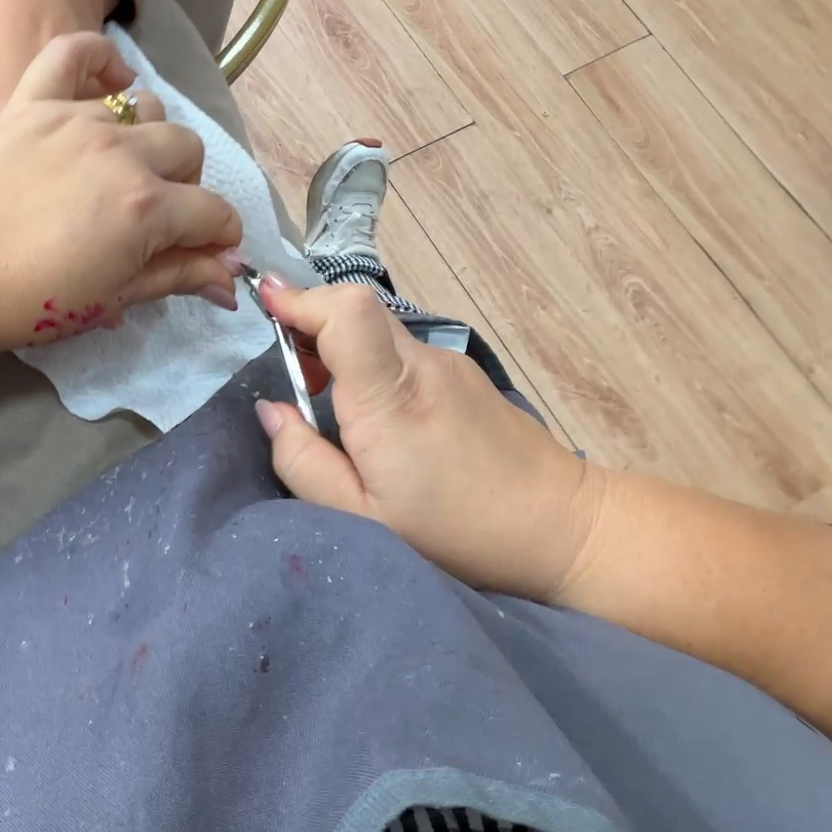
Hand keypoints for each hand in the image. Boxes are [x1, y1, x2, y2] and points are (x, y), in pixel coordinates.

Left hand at [0, 33, 244, 351]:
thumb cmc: (30, 303)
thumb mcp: (111, 299)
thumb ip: (176, 277)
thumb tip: (231, 280)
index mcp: (146, 208)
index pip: (213, 212)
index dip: (221, 236)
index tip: (212, 250)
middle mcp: (121, 153)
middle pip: (187, 151)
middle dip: (188, 187)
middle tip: (158, 217)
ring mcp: (76, 120)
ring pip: (145, 109)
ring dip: (149, 139)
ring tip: (123, 168)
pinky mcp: (33, 103)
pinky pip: (75, 53)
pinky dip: (99, 57)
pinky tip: (111, 79)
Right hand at [253, 281, 604, 601]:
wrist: (563, 528)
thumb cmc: (459, 532)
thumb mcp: (361, 518)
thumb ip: (302, 462)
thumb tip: (271, 411)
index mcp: (390, 401)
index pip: (348, 312)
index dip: (301, 299)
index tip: (268, 304)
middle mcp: (421, 366)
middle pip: (356, 308)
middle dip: (308, 320)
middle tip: (289, 369)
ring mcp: (447, 364)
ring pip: (374, 327)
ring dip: (336, 343)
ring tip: (323, 396)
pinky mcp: (460, 373)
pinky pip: (397, 349)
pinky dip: (365, 360)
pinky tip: (368, 411)